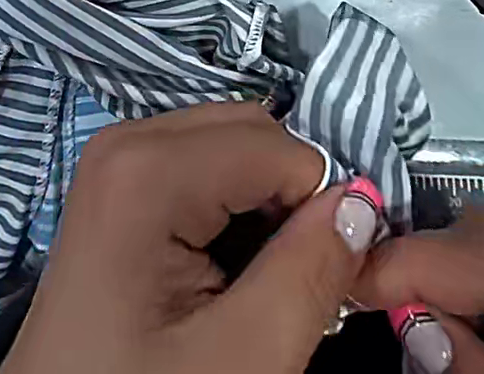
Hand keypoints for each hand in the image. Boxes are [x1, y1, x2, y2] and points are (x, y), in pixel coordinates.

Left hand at [2, 102, 383, 373]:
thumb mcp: (239, 361)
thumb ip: (309, 271)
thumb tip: (362, 202)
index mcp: (148, 168)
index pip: (277, 148)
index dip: (317, 206)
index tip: (326, 274)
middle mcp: (129, 138)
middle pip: (253, 132)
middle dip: (290, 195)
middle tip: (289, 276)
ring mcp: (120, 153)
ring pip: (234, 141)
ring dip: (265, 199)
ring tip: (255, 276)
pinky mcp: (121, 175)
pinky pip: (205, 159)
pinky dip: (235, 201)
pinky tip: (224, 260)